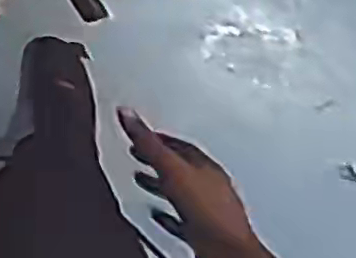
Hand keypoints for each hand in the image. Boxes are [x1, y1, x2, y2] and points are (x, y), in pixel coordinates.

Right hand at [118, 107, 271, 257]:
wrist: (227, 254)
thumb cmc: (208, 212)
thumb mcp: (169, 167)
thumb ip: (147, 141)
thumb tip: (127, 112)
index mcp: (206, 167)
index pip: (178, 144)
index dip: (156, 136)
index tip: (138, 130)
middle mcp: (211, 187)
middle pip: (179, 166)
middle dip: (157, 159)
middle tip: (138, 152)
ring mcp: (210, 212)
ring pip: (180, 192)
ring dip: (159, 184)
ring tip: (142, 179)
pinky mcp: (206, 234)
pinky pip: (182, 219)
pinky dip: (168, 213)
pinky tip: (159, 214)